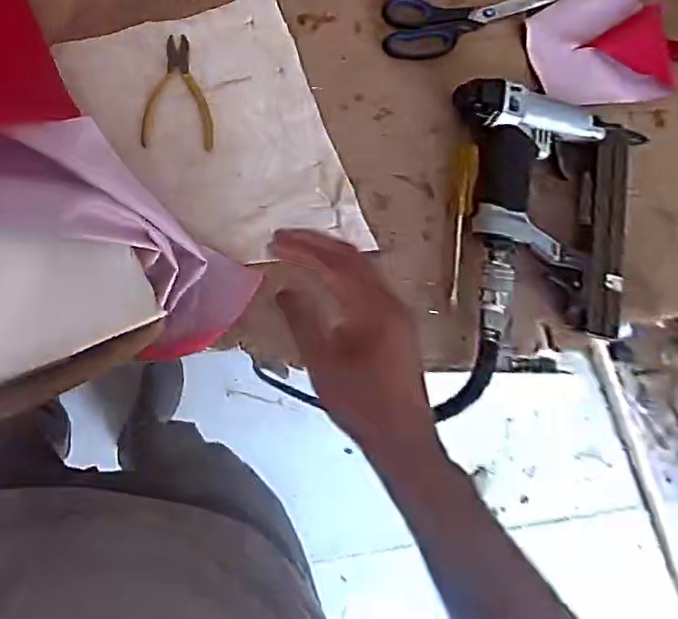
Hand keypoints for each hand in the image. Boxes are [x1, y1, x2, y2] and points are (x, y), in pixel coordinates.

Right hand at [269, 229, 433, 451]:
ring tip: (300, 249)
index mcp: (373, 307)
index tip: (275, 242)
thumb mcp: (322, 361)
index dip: (302, 247)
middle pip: (351, 256)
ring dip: (330, 253)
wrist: (402, 440)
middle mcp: (390, 301)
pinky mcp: (398, 323)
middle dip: (315, 243)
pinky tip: (326, 276)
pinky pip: (368, 280)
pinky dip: (343, 269)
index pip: (334, 262)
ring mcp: (398, 311)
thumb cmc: (361, 403)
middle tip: (283, 238)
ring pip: (362, 266)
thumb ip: (302, 319)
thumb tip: (285, 289)